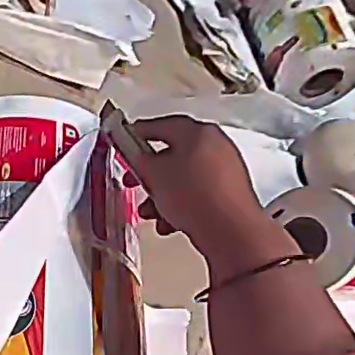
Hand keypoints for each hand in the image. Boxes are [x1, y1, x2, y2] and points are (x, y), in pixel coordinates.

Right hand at [118, 116, 272, 267]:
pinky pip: (195, 195)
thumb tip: (138, 157)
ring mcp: (225, 170)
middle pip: (173, 154)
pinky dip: (179, 206)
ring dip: (161, 194)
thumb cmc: (196, 196)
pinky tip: (169, 222)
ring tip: (150, 211)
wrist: (228, 229)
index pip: (162, 125)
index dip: (139, 132)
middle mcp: (216, 146)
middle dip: (149, 172)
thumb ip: (141, 160)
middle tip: (134, 179)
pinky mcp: (228, 194)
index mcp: (198, 132)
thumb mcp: (154, 174)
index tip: (126, 138)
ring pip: (182, 178)